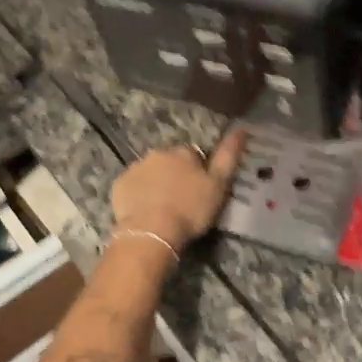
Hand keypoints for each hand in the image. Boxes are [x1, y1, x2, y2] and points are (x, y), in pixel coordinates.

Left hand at [111, 130, 248, 248]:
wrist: (153, 232)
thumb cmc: (191, 210)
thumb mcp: (219, 185)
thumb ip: (229, 156)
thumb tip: (242, 129)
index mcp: (183, 153)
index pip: (193, 155)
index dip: (198, 171)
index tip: (199, 190)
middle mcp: (158, 153)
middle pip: (169, 161)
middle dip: (174, 175)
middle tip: (181, 200)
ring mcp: (135, 168)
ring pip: (150, 172)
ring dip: (156, 184)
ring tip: (162, 208)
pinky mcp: (119, 185)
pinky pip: (132, 186)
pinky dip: (138, 194)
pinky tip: (144, 211)